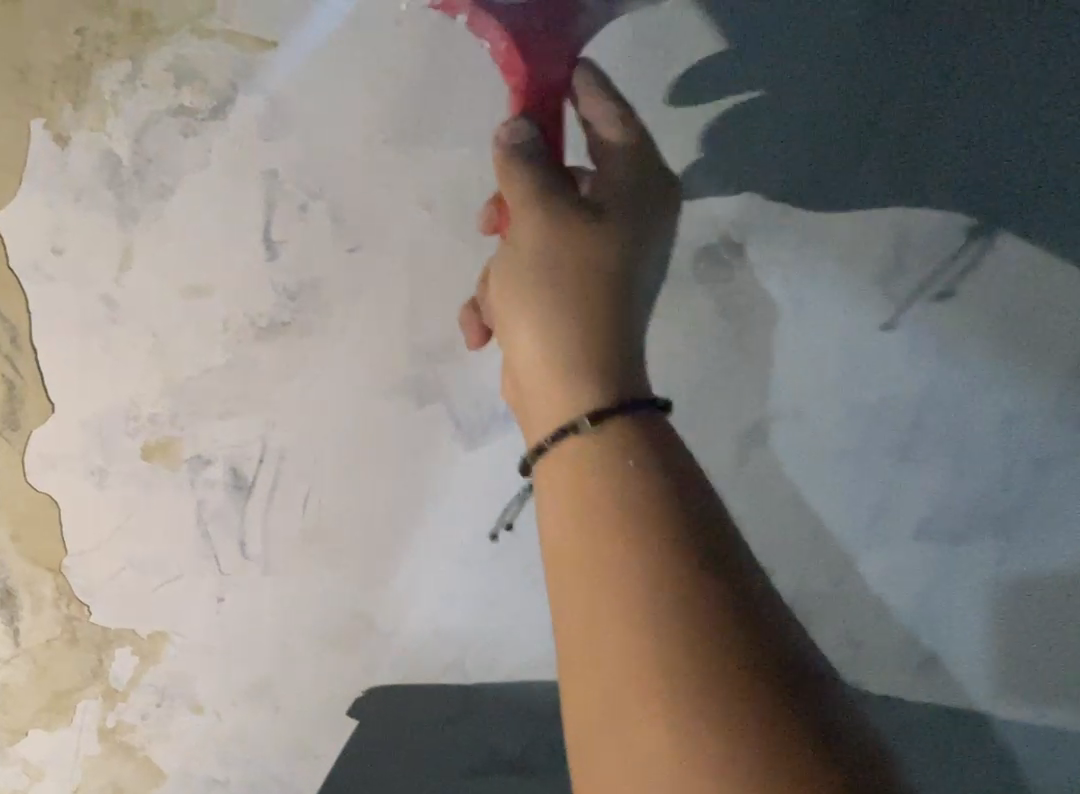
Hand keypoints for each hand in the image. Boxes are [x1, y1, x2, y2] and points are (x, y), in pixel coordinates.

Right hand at [458, 60, 680, 442]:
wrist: (571, 389)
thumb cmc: (560, 292)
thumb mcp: (535, 218)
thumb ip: (523, 165)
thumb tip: (515, 128)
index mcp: (637, 186)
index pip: (610, 117)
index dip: (580, 92)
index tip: (553, 74)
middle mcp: (627, 218)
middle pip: (561, 182)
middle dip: (513, 205)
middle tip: (487, 219)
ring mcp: (600, 263)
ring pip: (532, 236)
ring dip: (499, 267)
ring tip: (492, 299)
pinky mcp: (573, 300)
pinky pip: (527, 280)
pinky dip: (501, 301)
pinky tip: (487, 327)